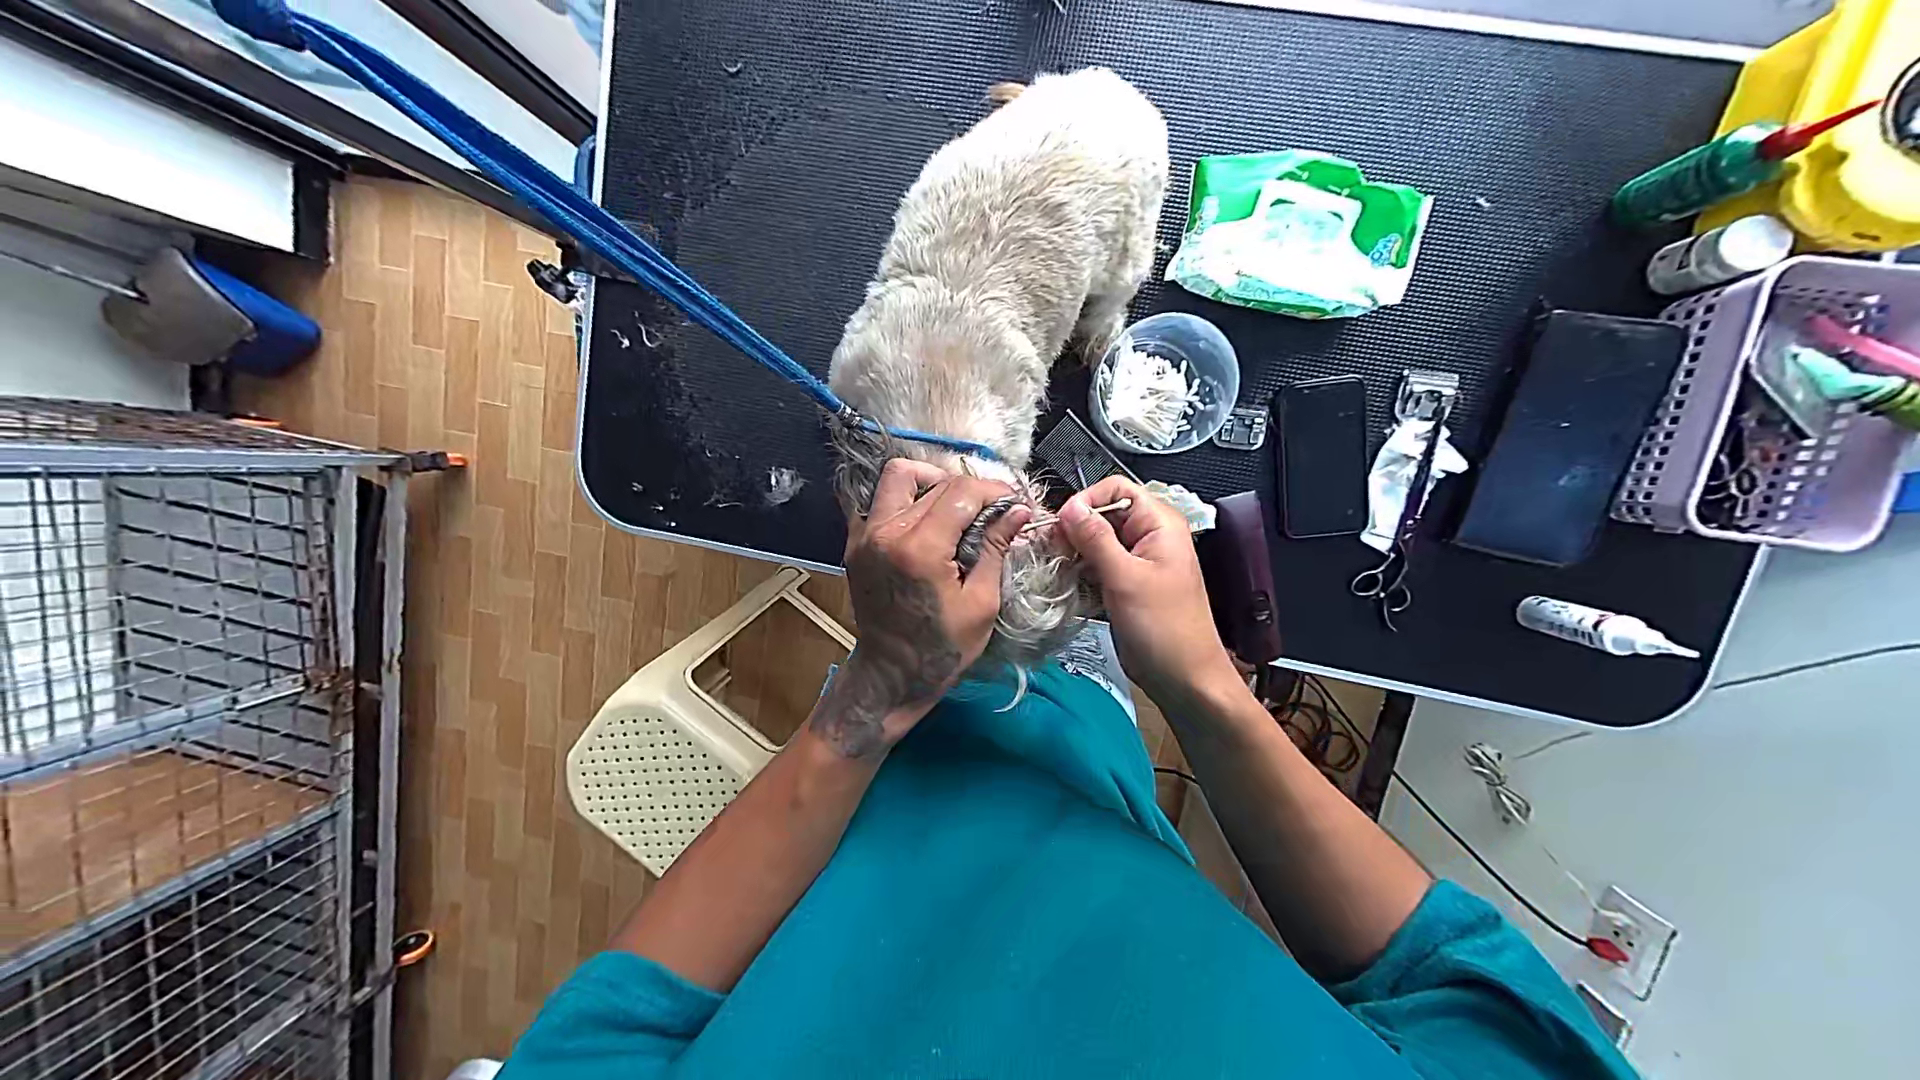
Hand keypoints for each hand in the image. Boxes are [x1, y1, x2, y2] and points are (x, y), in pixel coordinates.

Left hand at [818, 459, 1028, 756]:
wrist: (891, 674)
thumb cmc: (943, 648)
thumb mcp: (982, 602)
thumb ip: (995, 547)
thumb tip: (1017, 510)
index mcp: (920, 549)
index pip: (961, 491)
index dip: (993, 490)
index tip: (1013, 502)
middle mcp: (886, 532)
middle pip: (935, 483)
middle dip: (971, 489)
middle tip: (992, 510)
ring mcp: (865, 535)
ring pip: (900, 477)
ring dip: (933, 482)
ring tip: (956, 506)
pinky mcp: (855, 542)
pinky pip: (880, 499)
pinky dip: (906, 498)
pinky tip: (928, 519)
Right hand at [1058, 476, 1237, 703]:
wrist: (1183, 678)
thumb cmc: (1165, 628)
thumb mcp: (1126, 578)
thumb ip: (1095, 538)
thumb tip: (1069, 506)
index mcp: (1159, 523)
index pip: (1114, 489)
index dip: (1085, 502)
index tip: (1060, 525)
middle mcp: (1147, 536)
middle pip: (1100, 514)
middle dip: (1073, 529)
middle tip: (1051, 550)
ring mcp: (1134, 560)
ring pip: (1094, 541)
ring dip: (1073, 552)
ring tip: (1055, 569)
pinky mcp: (1123, 583)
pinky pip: (1095, 565)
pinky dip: (1079, 572)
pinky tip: (1066, 584)